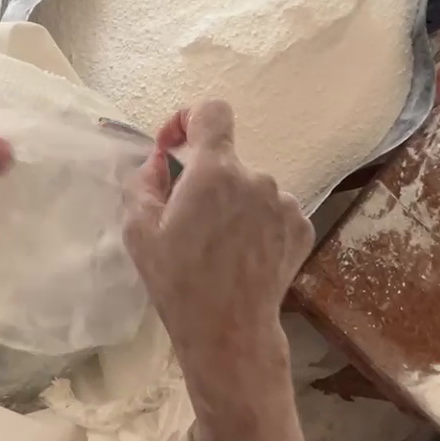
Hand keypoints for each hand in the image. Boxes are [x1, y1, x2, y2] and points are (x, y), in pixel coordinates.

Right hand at [122, 100, 313, 391]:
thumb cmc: (177, 281)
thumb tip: (160, 161)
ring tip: (218, 248)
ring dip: (233, 207)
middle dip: (206, 183)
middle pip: (227, 162)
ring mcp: (285, 202)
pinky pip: (273, 212)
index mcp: (214, 172)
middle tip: (189, 225)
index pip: (212, 111)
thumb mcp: (138, 232)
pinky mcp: (301, 227)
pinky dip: (257, 225)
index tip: (175, 148)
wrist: (228, 329)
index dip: (189, 119)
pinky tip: (243, 257)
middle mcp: (256, 177)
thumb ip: (144, 183)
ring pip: (251, 189)